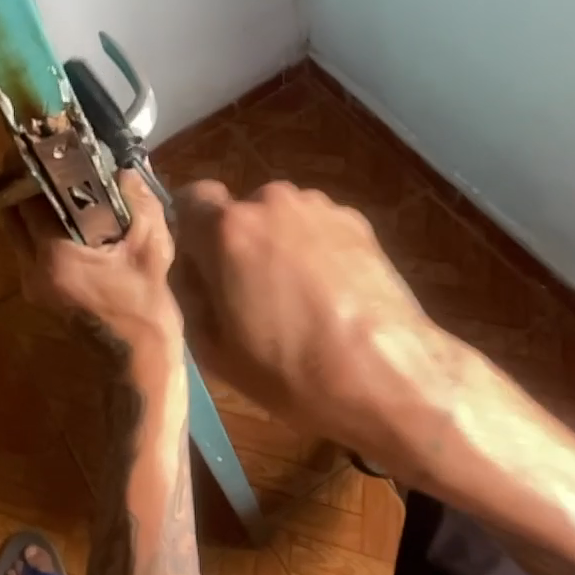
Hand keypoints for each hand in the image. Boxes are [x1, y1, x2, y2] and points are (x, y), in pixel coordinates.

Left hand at [8, 170, 181, 362]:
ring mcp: (32, 283)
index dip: (28, 167)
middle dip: (24, 181)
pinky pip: (29, 245)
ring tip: (56, 176)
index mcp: (54, 257)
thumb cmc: (146, 307)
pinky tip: (68, 210)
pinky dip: (40, 223)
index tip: (32, 139)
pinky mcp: (40, 290)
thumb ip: (140, 203)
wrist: (139, 361)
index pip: (26, 200)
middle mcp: (32, 269)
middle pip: (11, 213)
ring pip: (17, 230)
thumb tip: (126, 168)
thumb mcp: (152, 249)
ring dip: (30, 202)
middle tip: (43, 153)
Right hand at [175, 180, 457, 462]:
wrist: (386, 375)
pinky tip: (334, 297)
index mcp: (226, 228)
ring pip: (280, 219)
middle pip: (238, 213)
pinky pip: (317, 229)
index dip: (193, 234)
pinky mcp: (357, 220)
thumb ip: (188, 294)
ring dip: (279, 246)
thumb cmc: (289, 369)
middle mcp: (270, 200)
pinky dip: (317, 252)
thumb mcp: (212, 349)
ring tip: (302, 301)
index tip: (206, 272)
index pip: (189, 199)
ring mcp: (319, 206)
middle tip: (254, 298)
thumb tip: (192, 270)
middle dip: (238, 244)